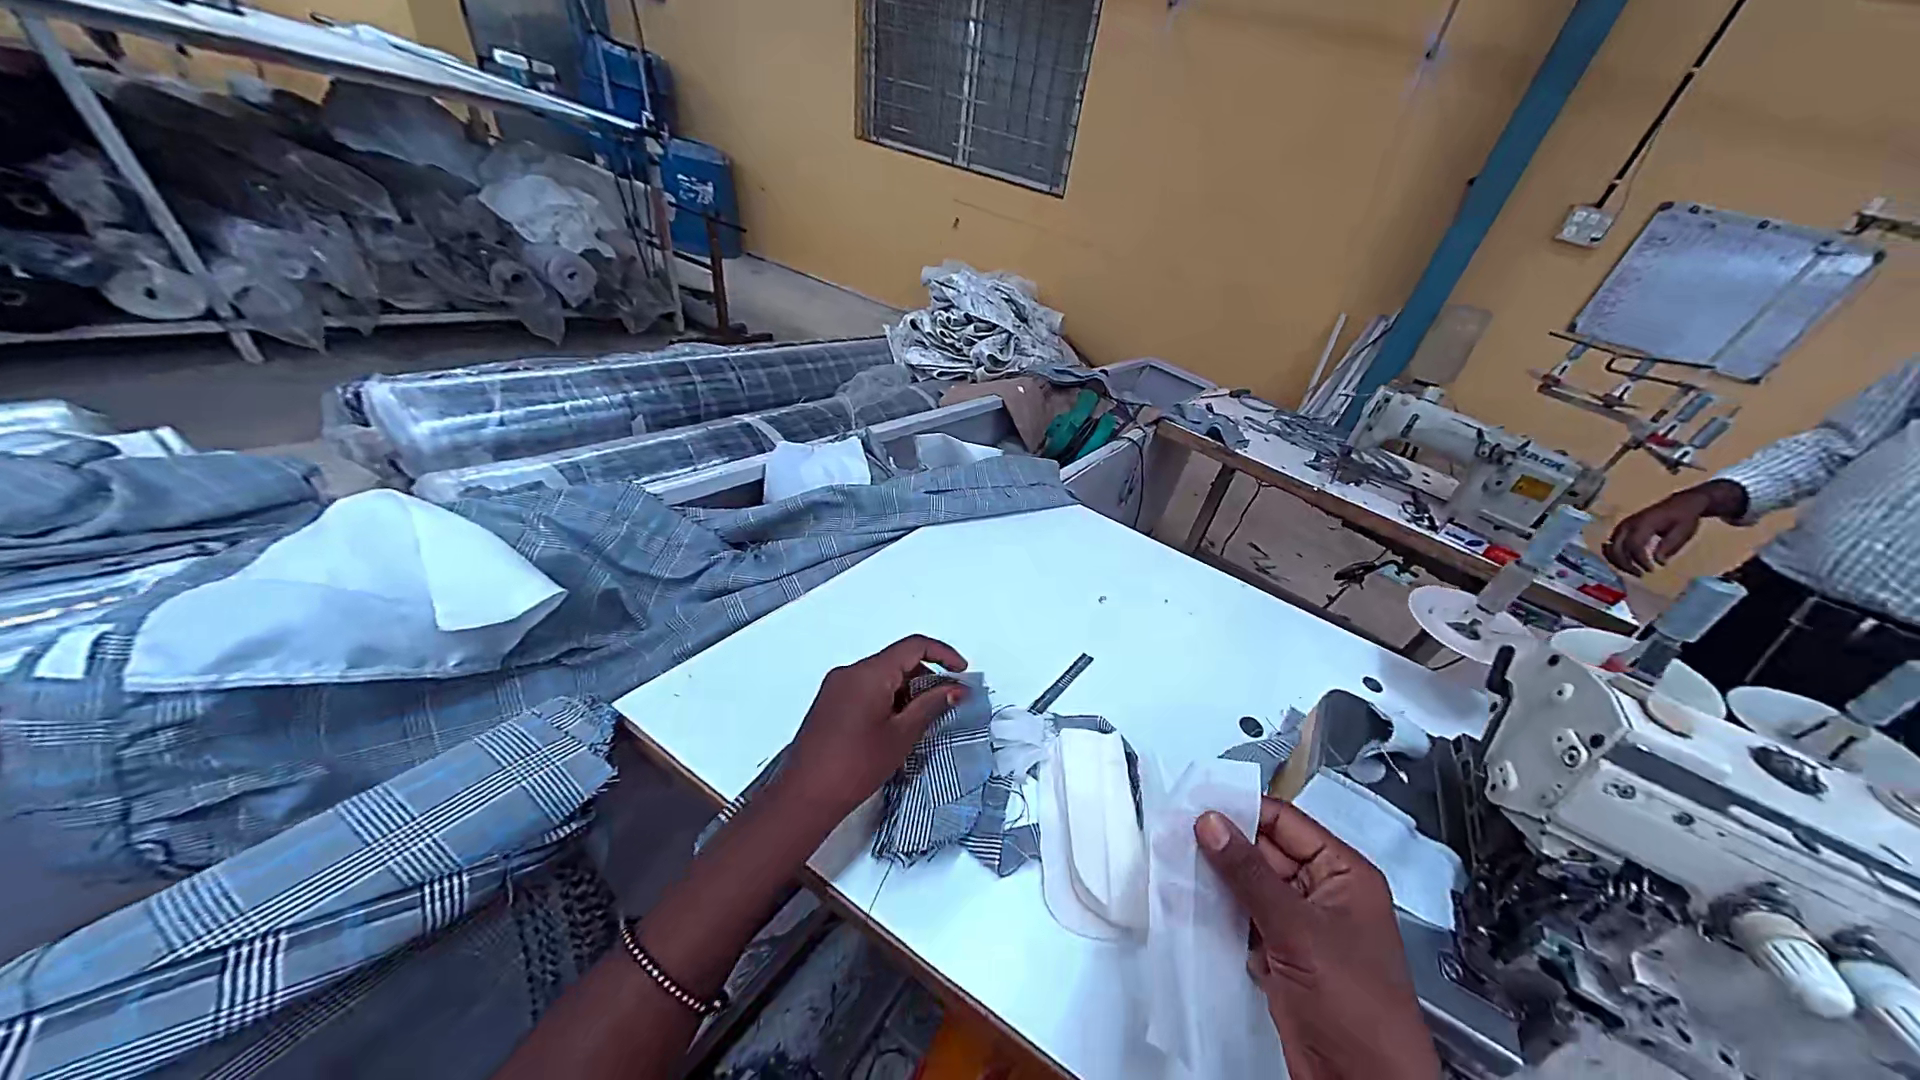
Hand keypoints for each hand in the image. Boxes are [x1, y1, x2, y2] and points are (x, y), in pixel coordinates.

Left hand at [778, 635, 969, 819]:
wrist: (805, 795)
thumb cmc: (856, 765)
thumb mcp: (902, 734)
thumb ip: (932, 704)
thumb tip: (955, 689)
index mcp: (869, 673)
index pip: (914, 646)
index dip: (943, 654)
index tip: (961, 671)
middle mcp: (850, 672)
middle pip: (897, 660)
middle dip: (926, 676)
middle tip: (946, 702)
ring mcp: (836, 686)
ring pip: (882, 675)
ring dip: (907, 689)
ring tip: (922, 720)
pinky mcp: (829, 702)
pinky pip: (866, 687)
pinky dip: (887, 698)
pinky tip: (896, 725)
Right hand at [1196, 799, 1439, 1079]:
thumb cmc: (1362, 1014)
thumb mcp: (1299, 932)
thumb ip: (1250, 874)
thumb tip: (1213, 825)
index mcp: (1344, 874)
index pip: (1284, 822)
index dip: (1241, 811)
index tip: (1199, 806)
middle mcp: (1322, 893)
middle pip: (1262, 850)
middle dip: (1221, 845)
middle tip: (1178, 835)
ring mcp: (1299, 924)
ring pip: (1247, 884)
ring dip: (1214, 877)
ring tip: (1176, 864)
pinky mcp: (1280, 953)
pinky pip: (1241, 915)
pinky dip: (1216, 909)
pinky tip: (1189, 902)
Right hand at [1602, 480, 1743, 575]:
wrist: (1680, 504)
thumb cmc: (1684, 518)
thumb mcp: (1683, 532)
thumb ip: (1669, 546)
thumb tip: (1659, 562)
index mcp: (1642, 524)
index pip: (1634, 545)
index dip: (1640, 560)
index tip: (1651, 570)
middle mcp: (1626, 525)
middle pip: (1616, 548)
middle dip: (1625, 564)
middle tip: (1640, 575)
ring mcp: (1621, 527)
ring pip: (1610, 548)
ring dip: (1618, 562)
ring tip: (1633, 571)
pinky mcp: (1620, 530)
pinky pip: (1611, 545)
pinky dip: (1615, 556)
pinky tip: (1626, 563)